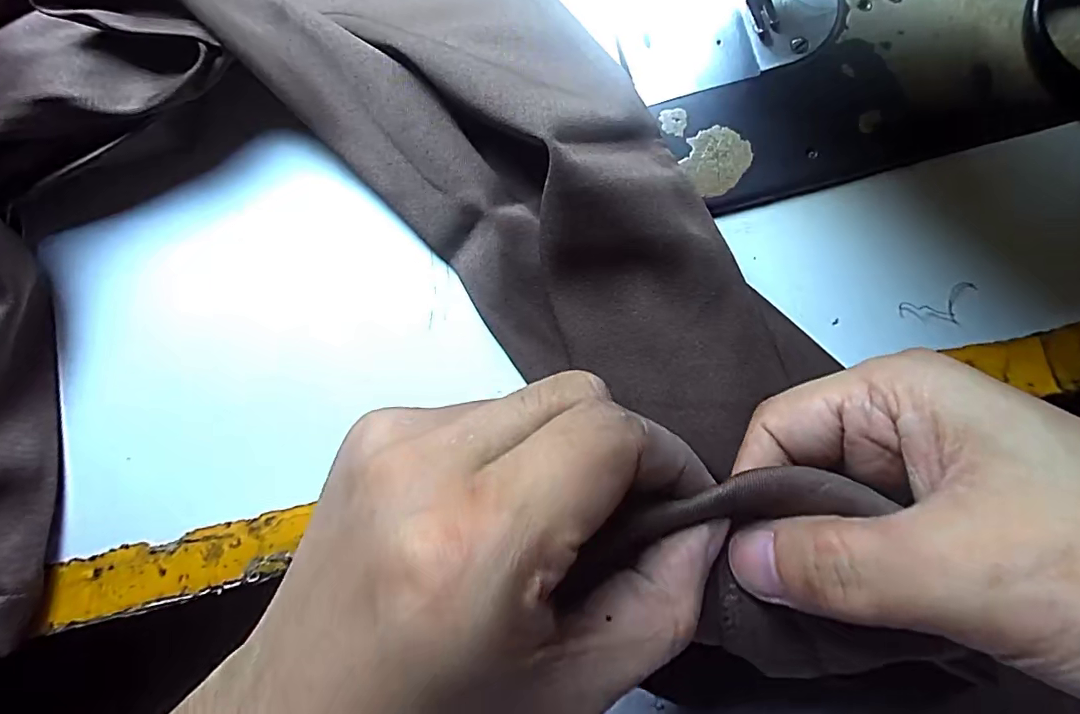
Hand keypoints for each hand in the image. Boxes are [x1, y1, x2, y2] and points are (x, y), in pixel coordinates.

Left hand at [178, 372, 727, 713]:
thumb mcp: (580, 686)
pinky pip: (492, 406)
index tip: (679, 502)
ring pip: (541, 395)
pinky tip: (490, 504)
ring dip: (567, 444)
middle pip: (582, 394)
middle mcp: (422, 464)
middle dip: (620, 447)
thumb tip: (706, 514)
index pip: (613, 433)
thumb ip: (671, 593)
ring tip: (547, 514)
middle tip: (618, 513)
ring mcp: (389, 435)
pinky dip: (516, 445)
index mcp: (473, 538)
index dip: (665, 459)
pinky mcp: (372, 427)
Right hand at [723, 350, 1079, 712]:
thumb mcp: (965, 567)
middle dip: (781, 542)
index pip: (783, 424)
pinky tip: (854, 638)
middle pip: (807, 470)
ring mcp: (942, 481)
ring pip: (842, 519)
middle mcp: (915, 424)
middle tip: (760, 631)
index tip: (727, 581)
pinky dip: (860, 594)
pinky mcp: (967, 535)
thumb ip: (839, 563)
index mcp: (905, 391)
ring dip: (821, 577)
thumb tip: (731, 560)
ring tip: (804, 643)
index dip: (749, 494)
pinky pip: (883, 554)